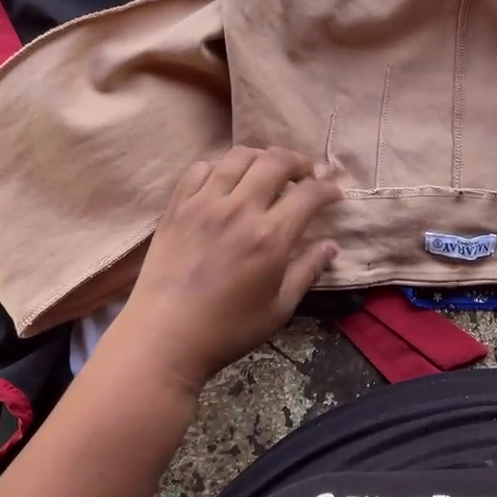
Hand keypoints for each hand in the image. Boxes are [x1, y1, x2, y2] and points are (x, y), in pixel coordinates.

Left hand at [110, 146, 340, 393]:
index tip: (335, 193)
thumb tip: (331, 245)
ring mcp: (205, 204)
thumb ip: (307, 271)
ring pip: (239, 157)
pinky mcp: (177, 207)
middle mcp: (240, 209)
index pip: (309, 193)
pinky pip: (200, 169)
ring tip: (266, 171)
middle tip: (304, 174)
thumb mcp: (278, 309)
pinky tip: (224, 184)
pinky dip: (218, 168)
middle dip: (299, 162)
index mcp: (270, 236)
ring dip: (261, 158)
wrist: (162, 339)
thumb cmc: (226, 330)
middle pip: (276, 161)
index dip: (328, 188)